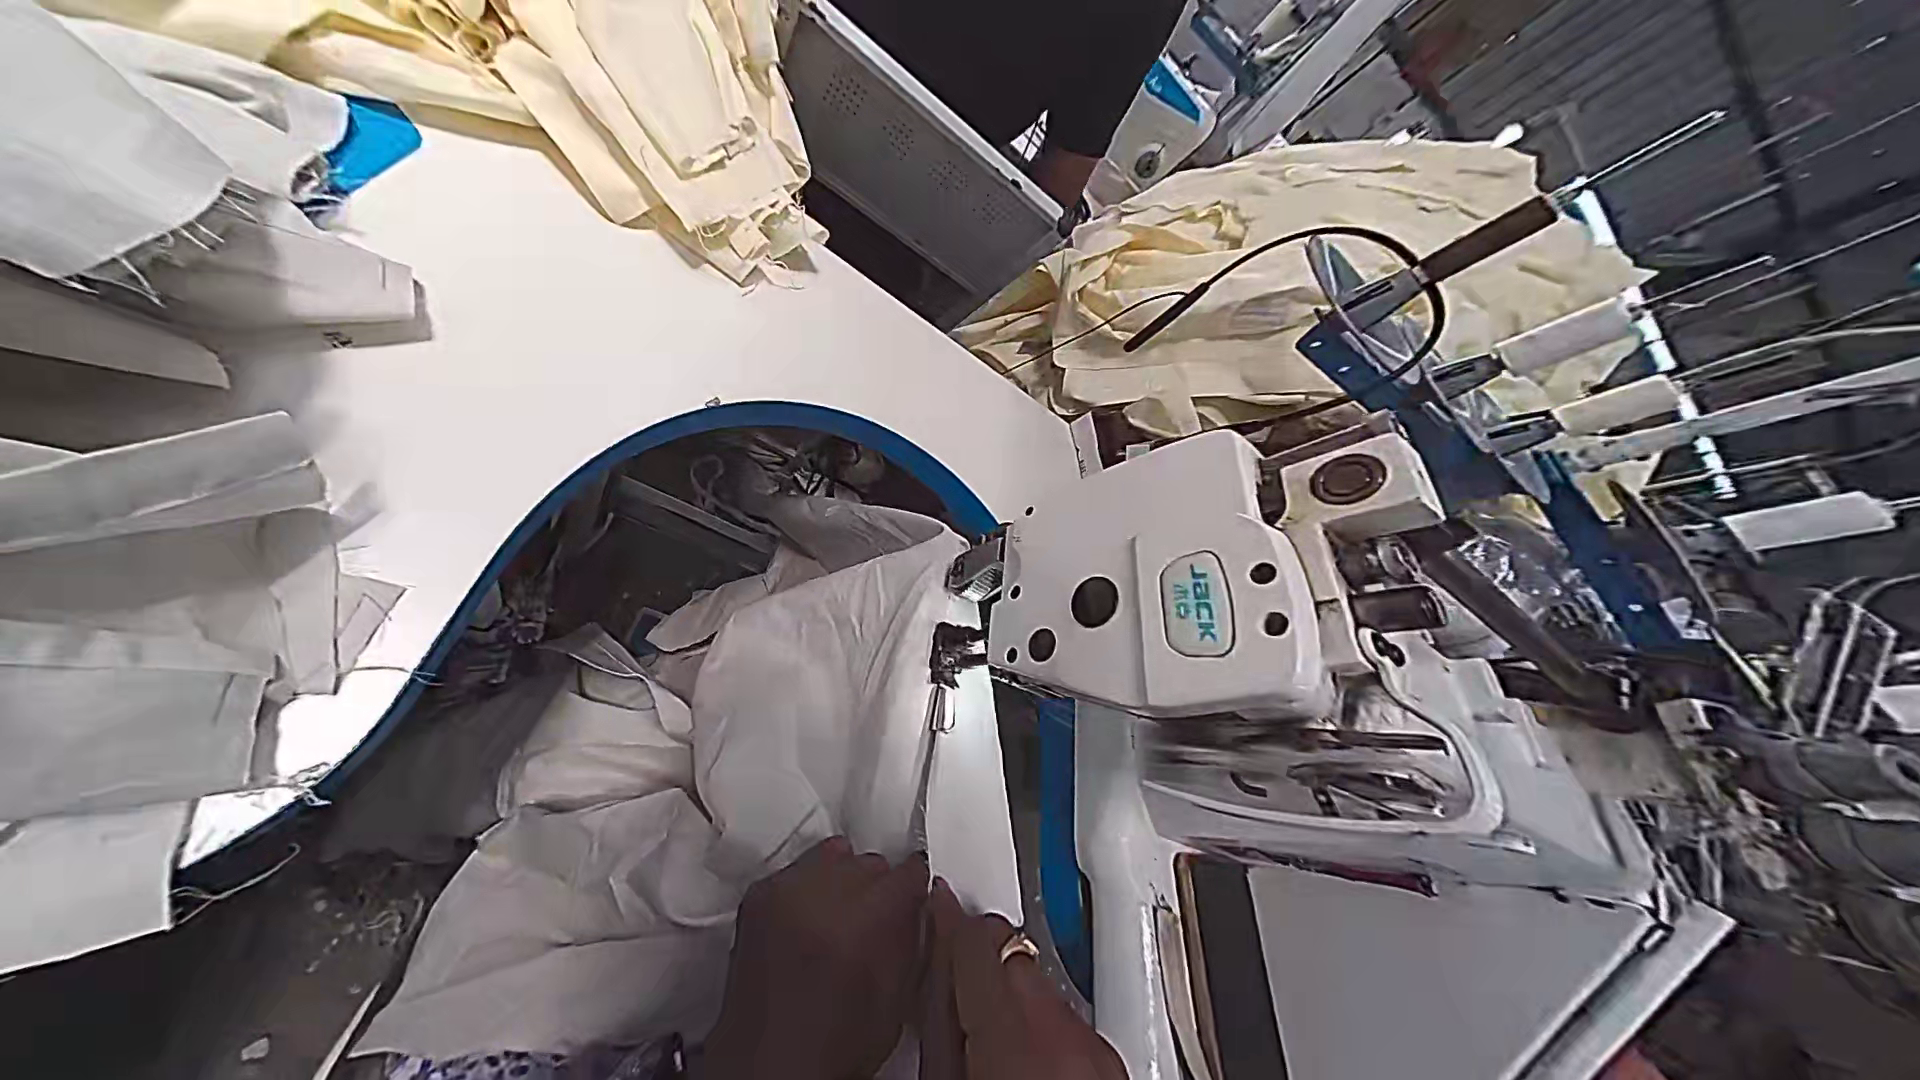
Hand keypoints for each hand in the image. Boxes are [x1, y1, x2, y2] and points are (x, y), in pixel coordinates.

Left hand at [702, 837, 928, 1079]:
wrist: (767, 1069)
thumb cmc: (832, 1049)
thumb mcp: (899, 996)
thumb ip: (914, 936)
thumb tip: (918, 901)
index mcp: (870, 918)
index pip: (909, 870)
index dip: (913, 889)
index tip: (910, 898)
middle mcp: (827, 892)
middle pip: (872, 861)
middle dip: (877, 888)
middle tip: (871, 924)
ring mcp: (789, 889)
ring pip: (835, 854)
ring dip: (841, 881)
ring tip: (836, 921)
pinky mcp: (759, 892)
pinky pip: (798, 869)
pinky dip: (807, 888)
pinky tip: (807, 923)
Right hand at [919, 879, 1125, 1079]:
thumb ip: (939, 1015)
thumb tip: (935, 963)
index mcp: (1014, 1036)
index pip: (977, 941)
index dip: (951, 915)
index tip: (939, 897)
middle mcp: (1062, 1031)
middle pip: (1013, 949)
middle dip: (982, 953)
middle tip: (954, 976)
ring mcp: (1092, 1046)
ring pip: (1040, 977)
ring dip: (1012, 987)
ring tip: (988, 1029)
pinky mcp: (1110, 1059)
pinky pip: (1067, 1012)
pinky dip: (1043, 1017)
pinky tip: (1024, 1052)